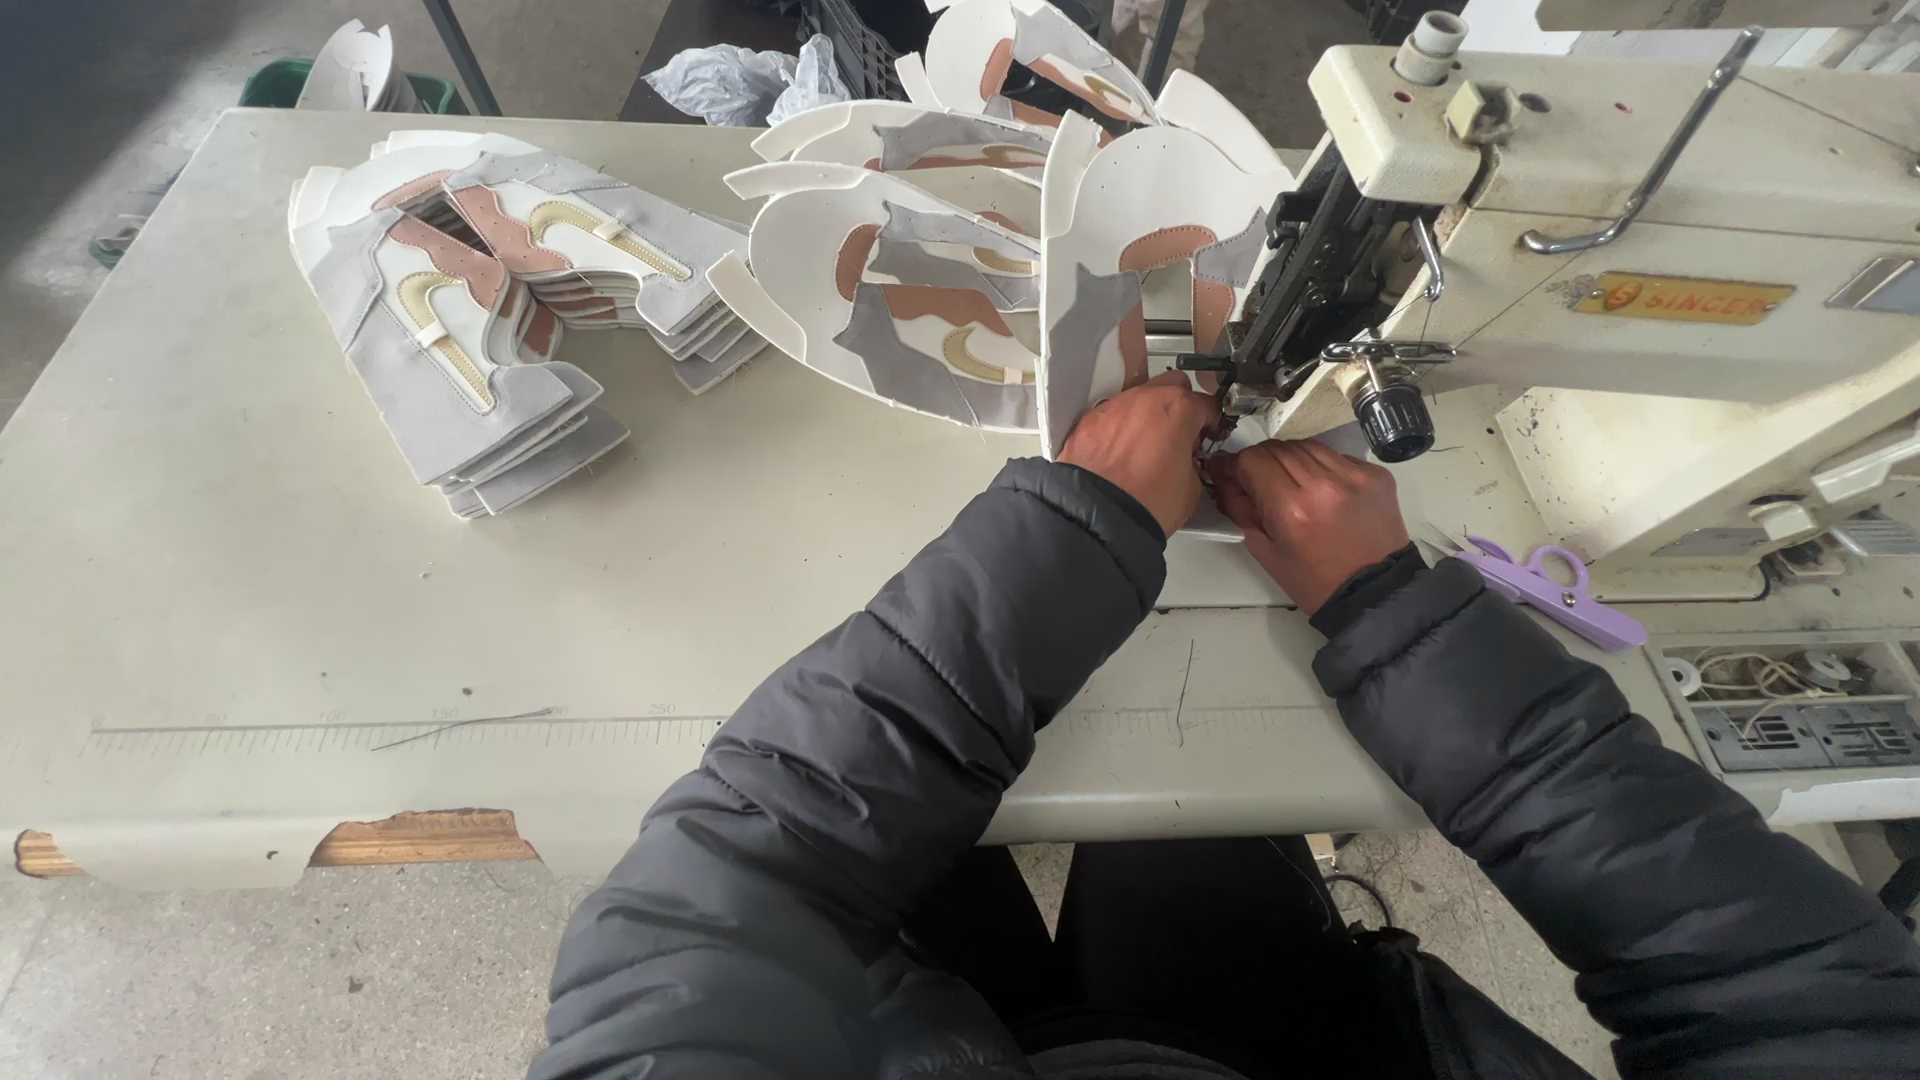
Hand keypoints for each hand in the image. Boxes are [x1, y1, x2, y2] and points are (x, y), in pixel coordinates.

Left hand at [1060, 371, 1219, 536]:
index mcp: (1177, 408)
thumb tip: (1184, 462)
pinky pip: (1109, 418)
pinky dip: (1116, 429)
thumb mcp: (1191, 487)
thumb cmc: (1144, 502)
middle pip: (1170, 386)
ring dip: (1144, 415)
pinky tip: (1117, 453)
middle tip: (1178, 432)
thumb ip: (1191, 462)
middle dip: (1178, 405)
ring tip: (1144, 445)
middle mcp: (1143, 399)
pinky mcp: (1086, 423)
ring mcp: (1111, 408)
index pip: (1205, 404)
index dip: (1210, 422)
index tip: (1207, 434)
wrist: (1099, 517)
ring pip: (1136, 398)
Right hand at [1208, 439, 1409, 614]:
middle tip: (1256, 479)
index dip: (1234, 464)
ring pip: (1305, 445)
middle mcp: (1323, 484)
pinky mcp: (1375, 474)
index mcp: (1290, 508)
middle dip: (1258, 461)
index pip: (1251, 460)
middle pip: (1277, 448)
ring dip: (1288, 459)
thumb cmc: (1312, 579)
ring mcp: (1354, 475)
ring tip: (1288, 481)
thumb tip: (1226, 478)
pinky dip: (1318, 465)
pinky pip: (1334, 455)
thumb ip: (1240, 507)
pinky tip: (1318, 487)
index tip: (1228, 471)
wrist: (1374, 591)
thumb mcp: (1263, 549)